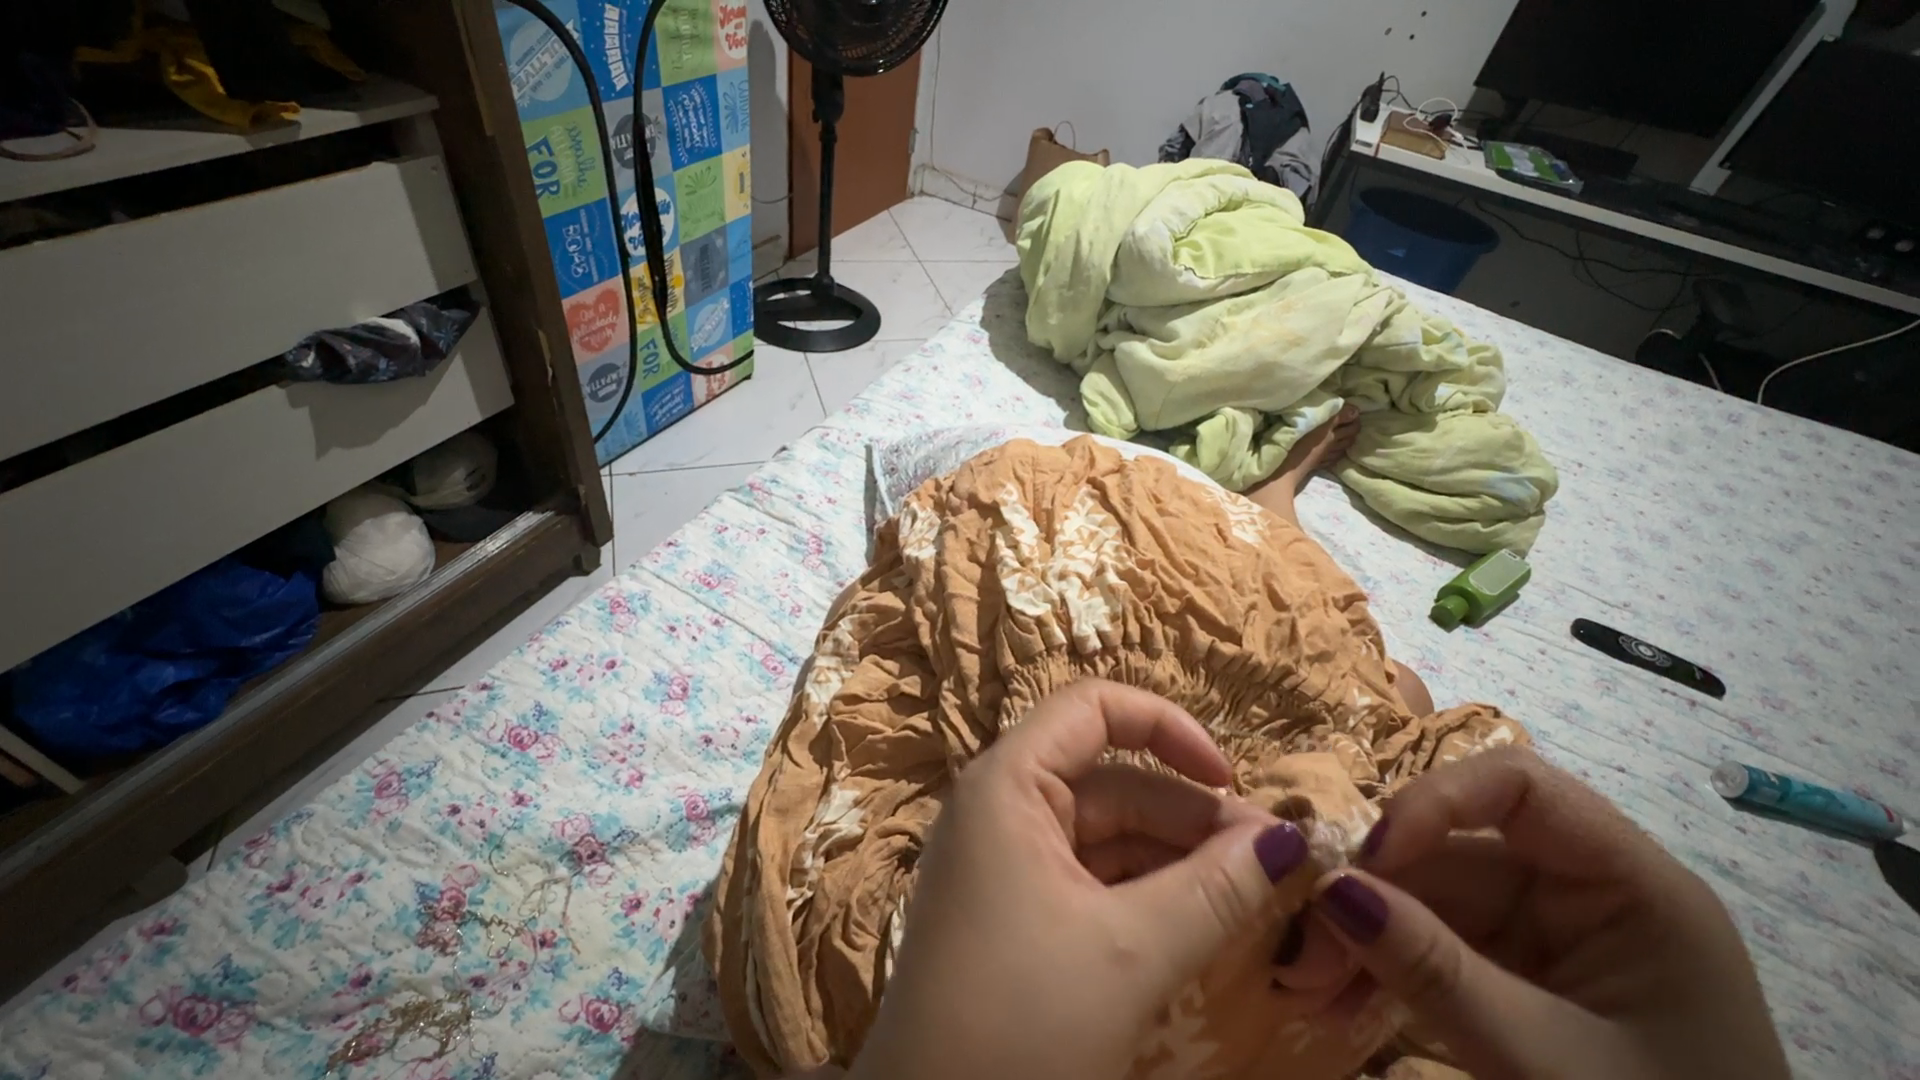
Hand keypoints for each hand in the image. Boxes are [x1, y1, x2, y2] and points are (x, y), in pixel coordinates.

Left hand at [847, 680, 1312, 1079]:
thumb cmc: (1019, 1022)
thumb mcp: (1129, 952)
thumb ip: (1215, 890)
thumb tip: (1288, 842)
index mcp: (1008, 783)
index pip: (1093, 708)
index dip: (1167, 727)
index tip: (1232, 780)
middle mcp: (1003, 807)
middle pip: (1112, 779)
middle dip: (1193, 815)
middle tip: (1278, 863)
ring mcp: (1007, 860)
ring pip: (1108, 835)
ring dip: (1179, 859)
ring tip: (1256, 896)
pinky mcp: (1016, 911)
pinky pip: (1093, 879)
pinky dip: (1149, 894)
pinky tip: (1204, 922)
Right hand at [1296, 748, 1790, 1079]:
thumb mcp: (1544, 1062)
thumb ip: (1435, 972)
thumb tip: (1329, 888)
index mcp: (1629, 885)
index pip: (1518, 786)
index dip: (1433, 801)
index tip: (1366, 859)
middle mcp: (1577, 889)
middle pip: (1447, 849)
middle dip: (1366, 893)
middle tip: (1299, 948)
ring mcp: (1540, 930)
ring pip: (1422, 896)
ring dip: (1357, 934)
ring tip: (1304, 983)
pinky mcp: (1511, 969)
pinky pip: (1426, 942)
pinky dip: (1378, 965)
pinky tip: (1335, 998)